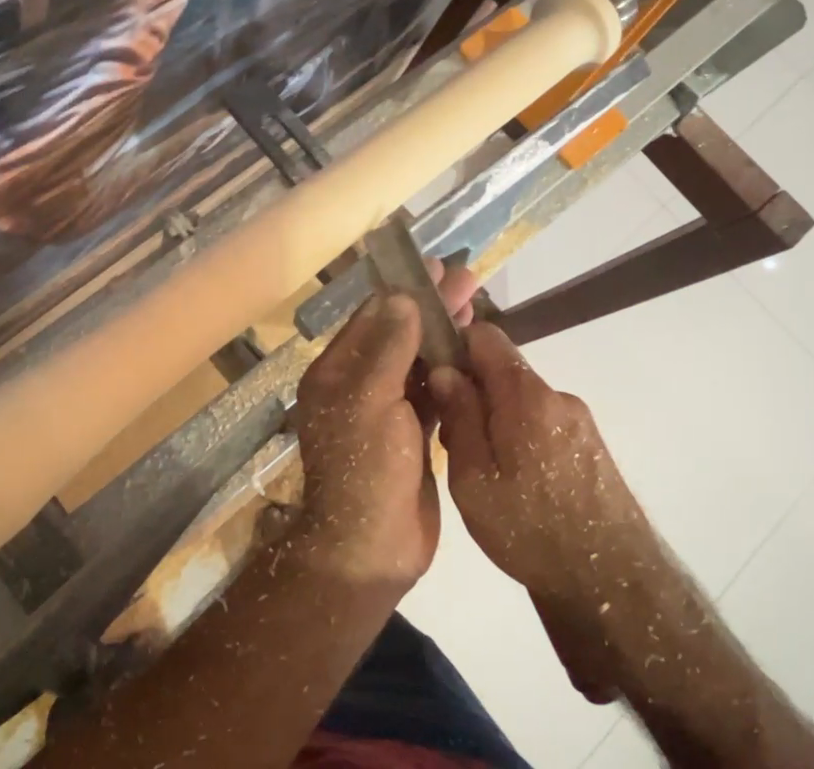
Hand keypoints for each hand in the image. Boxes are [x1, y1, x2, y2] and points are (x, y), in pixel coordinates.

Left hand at [289, 260, 479, 589]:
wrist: (371, 547)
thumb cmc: (365, 470)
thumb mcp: (371, 401)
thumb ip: (387, 347)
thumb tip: (401, 296)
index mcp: (336, 374)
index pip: (372, 318)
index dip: (405, 290)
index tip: (437, 266)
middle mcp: (357, 386)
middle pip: (398, 335)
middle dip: (431, 307)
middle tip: (469, 279)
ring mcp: (385, 412)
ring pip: (417, 362)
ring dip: (443, 335)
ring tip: (477, 307)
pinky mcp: (411, 435)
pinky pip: (432, 392)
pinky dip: (451, 371)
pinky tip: (476, 354)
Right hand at [425, 322, 650, 702]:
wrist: (610, 585)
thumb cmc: (528, 528)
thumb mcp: (473, 477)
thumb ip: (459, 416)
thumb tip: (446, 370)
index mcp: (527, 396)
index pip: (486, 336)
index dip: (454, 346)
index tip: (432, 375)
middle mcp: (558, 397)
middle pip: (503, 372)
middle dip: (472, 393)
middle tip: (451, 441)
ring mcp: (580, 423)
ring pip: (521, 403)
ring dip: (496, 421)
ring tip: (481, 472)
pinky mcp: (591, 449)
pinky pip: (542, 425)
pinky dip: (519, 440)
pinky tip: (512, 484)